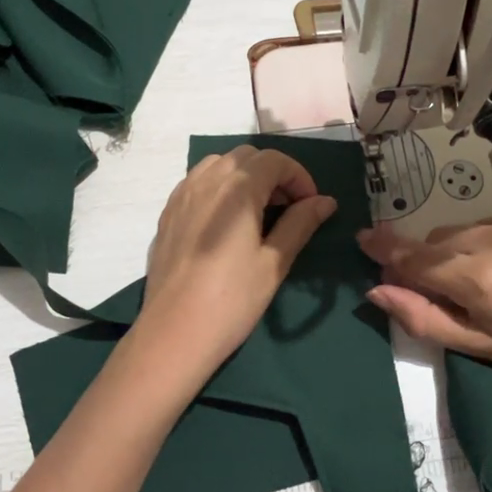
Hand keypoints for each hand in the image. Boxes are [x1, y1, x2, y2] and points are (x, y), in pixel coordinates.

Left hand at [135, 145, 338, 374]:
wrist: (173, 334)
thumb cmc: (232, 300)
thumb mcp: (274, 263)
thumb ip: (300, 224)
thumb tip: (324, 201)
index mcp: (236, 188)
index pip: (274, 160)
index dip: (300, 177)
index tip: (312, 206)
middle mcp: (205, 181)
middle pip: (246, 157)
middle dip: (274, 174)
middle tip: (289, 209)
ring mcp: (181, 196)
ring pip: (218, 165)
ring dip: (245, 178)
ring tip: (259, 213)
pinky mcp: (167, 214)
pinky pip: (197, 183)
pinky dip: (220, 189)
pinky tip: (227, 223)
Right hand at [357, 203, 491, 375]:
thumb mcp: (476, 343)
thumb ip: (421, 317)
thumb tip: (376, 290)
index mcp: (475, 278)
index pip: (414, 258)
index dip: (387, 250)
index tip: (365, 238)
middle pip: (439, 239)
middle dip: (433, 257)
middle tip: (450, 282)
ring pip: (469, 227)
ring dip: (467, 245)